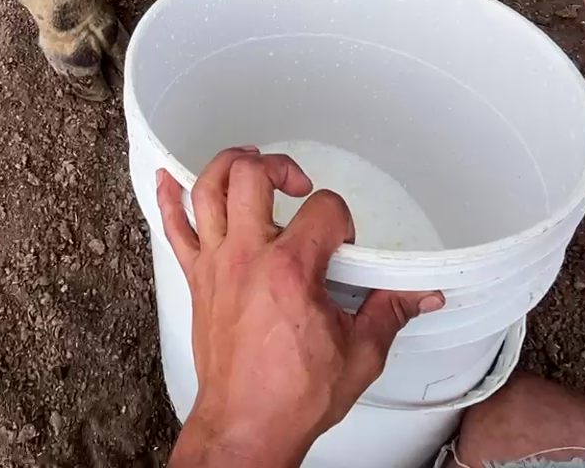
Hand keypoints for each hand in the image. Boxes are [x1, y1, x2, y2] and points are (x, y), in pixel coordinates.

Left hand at [161, 148, 444, 467]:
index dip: (341, 217)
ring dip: (226, 164)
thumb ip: (388, 312)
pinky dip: (167, 198)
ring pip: (208, 190)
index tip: (342, 239)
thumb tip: (417, 294)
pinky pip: (173, 227)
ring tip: (247, 160)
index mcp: (291, 271)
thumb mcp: (358, 356)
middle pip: (252, 176)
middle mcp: (247, 256)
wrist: (246, 425)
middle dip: (279, 166)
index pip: (323, 211)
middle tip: (295, 183)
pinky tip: (166, 178)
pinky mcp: (196, 276)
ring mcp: (216, 263)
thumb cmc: (293, 396)